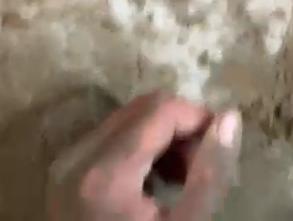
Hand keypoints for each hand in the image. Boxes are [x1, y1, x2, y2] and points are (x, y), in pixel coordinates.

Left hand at [47, 92, 241, 220]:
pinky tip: (153, 185)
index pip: (165, 109)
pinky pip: (112, 137)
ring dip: (164, 138)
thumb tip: (229, 116)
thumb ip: (210, 173)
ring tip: (180, 180)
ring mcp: (65, 167)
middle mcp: (77, 159)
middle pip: (146, 108)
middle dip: (182, 129)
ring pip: (130, 119)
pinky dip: (141, 149)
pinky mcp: (63, 176)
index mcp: (105, 174)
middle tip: (198, 170)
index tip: (216, 155)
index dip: (200, 121)